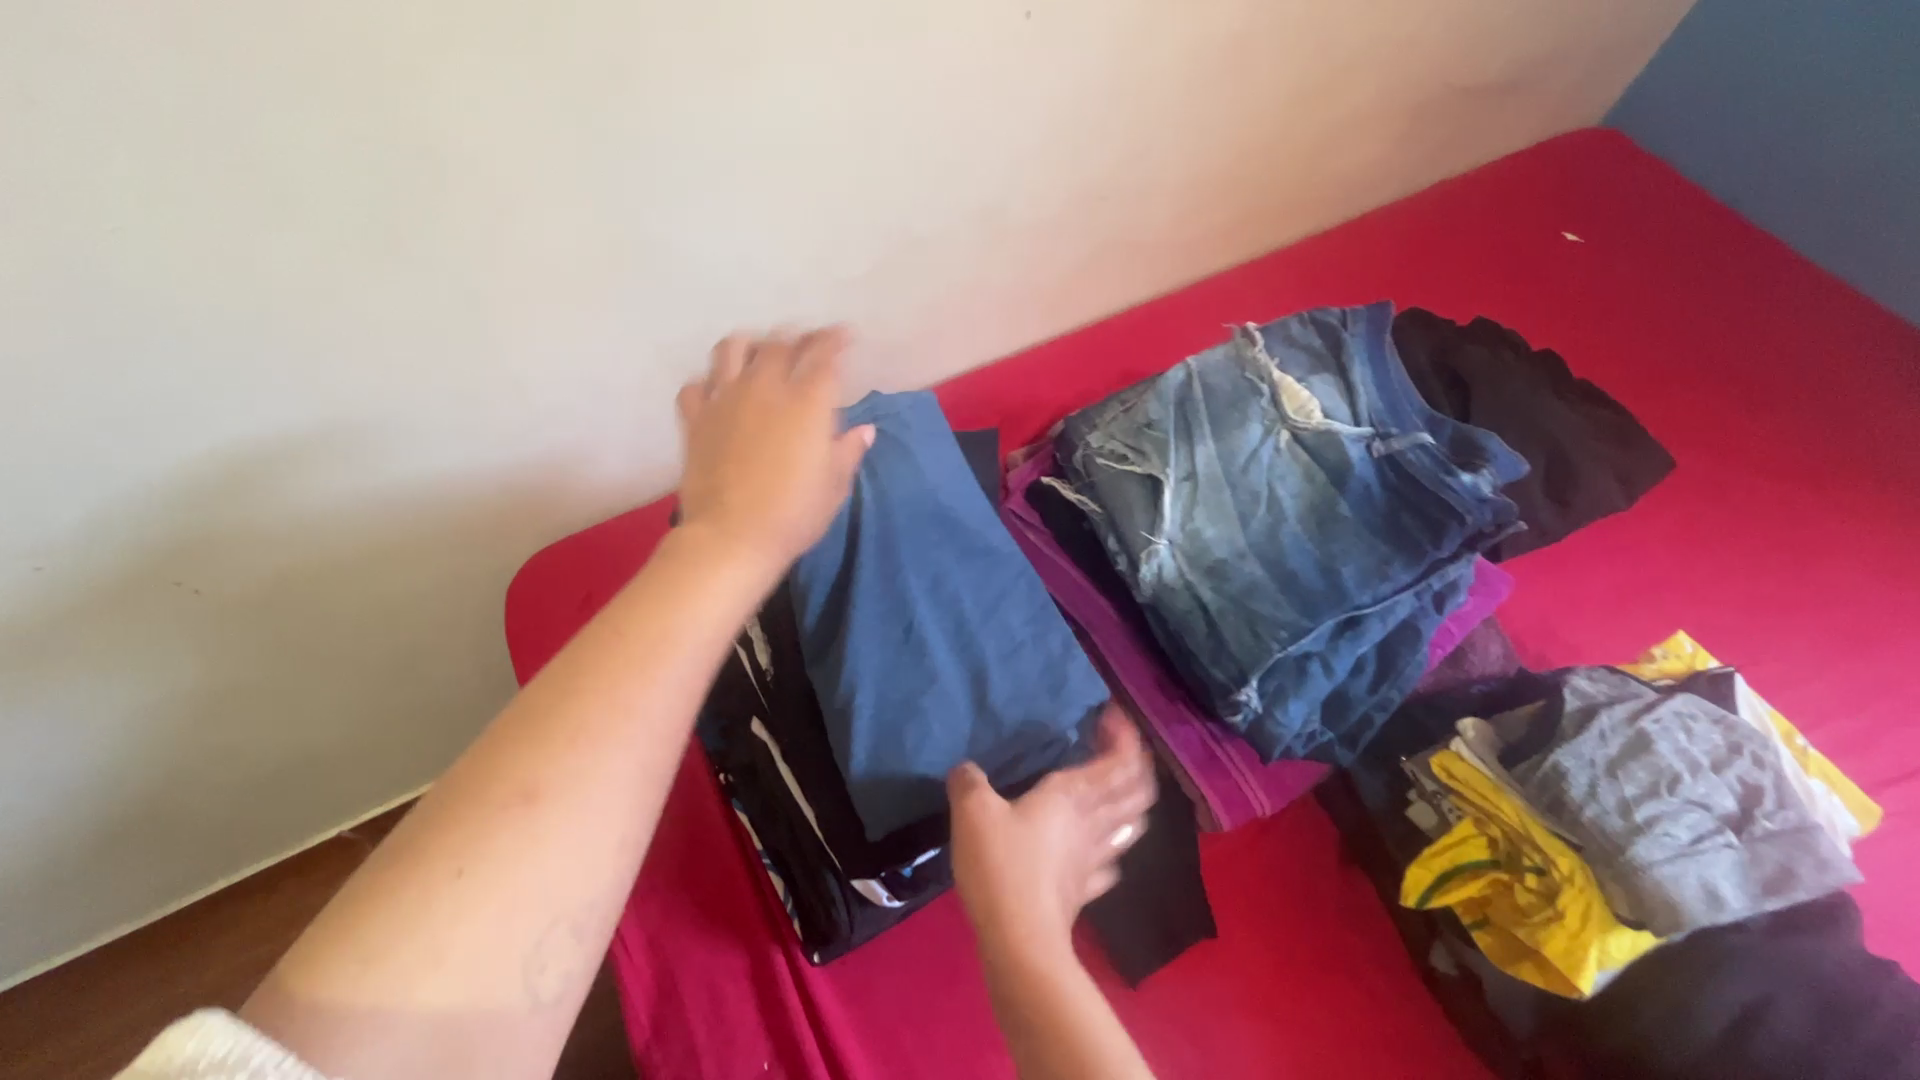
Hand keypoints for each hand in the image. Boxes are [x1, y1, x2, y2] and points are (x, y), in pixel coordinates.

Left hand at [675, 328, 874, 573]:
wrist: (732, 536)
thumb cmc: (794, 514)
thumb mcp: (835, 486)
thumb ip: (848, 451)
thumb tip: (864, 430)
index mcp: (807, 401)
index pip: (824, 354)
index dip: (836, 340)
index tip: (845, 336)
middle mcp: (765, 388)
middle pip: (780, 344)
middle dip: (798, 337)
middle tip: (808, 342)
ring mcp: (725, 399)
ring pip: (732, 349)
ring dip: (749, 344)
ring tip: (758, 351)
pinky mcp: (696, 419)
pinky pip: (697, 385)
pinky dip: (709, 382)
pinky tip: (717, 391)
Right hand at [947, 703, 1156, 964]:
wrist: (1019, 941)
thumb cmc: (1001, 866)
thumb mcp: (973, 812)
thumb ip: (969, 783)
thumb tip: (966, 770)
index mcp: (1071, 796)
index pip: (1117, 761)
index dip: (1125, 737)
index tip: (1116, 714)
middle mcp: (1091, 823)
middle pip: (1134, 790)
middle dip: (1137, 765)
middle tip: (1124, 747)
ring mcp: (1093, 860)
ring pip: (1129, 823)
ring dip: (1133, 801)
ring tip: (1122, 789)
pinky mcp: (1084, 890)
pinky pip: (1110, 861)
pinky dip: (1114, 846)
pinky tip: (1104, 848)